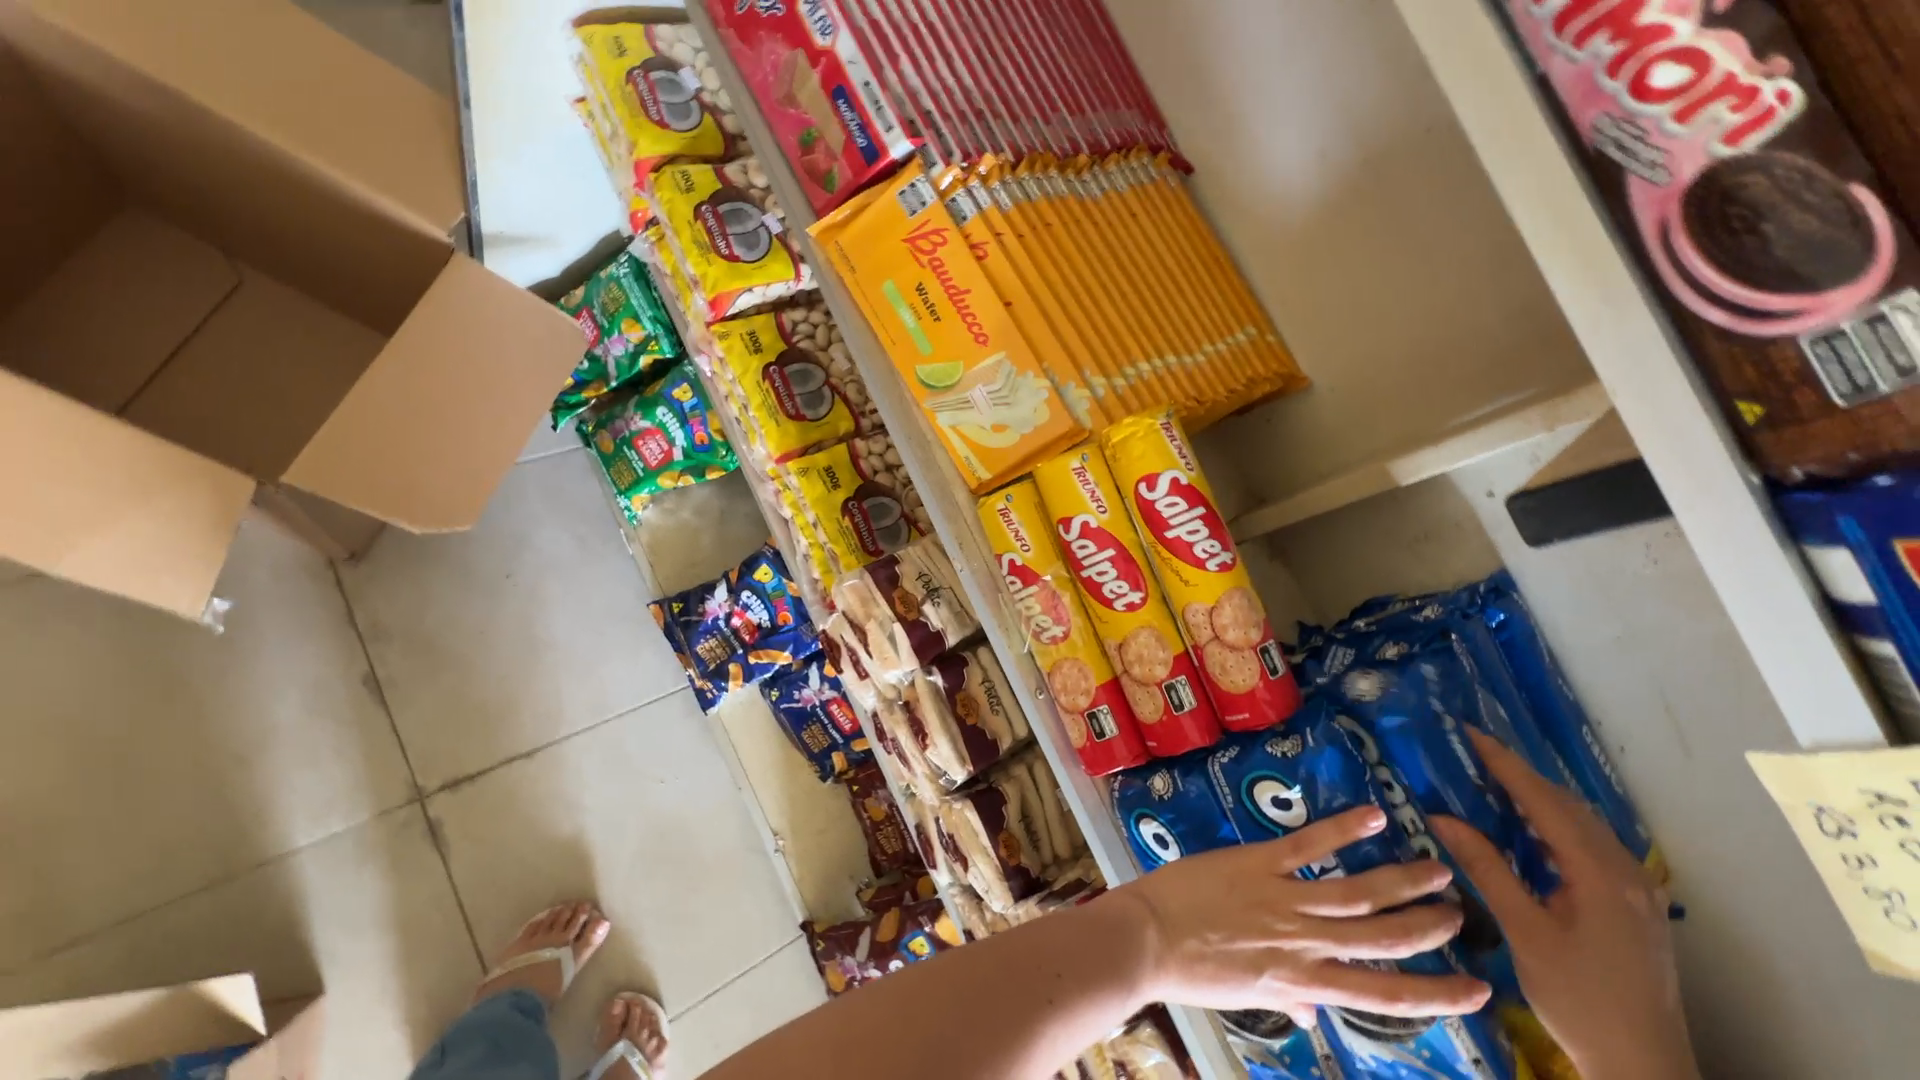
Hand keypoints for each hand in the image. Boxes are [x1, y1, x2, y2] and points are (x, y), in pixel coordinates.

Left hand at [1108, 804, 1491, 1021]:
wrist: (1143, 940)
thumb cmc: (1191, 971)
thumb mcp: (1245, 996)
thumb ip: (1288, 1001)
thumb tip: (1315, 1017)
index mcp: (1302, 981)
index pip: (1382, 994)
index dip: (1436, 995)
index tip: (1479, 990)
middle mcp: (1304, 943)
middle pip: (1382, 937)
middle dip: (1427, 927)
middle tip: (1461, 913)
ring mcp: (1283, 900)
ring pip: (1358, 892)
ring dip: (1402, 880)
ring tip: (1439, 868)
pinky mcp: (1258, 864)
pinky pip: (1308, 846)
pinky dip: (1343, 830)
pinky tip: (1374, 816)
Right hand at [1430, 729, 1699, 1079]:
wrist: (1643, 1062)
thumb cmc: (1578, 997)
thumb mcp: (1524, 932)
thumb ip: (1486, 869)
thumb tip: (1442, 818)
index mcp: (1599, 871)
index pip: (1544, 800)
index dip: (1505, 764)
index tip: (1469, 733)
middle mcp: (1625, 869)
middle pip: (1568, 806)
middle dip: (1521, 776)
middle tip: (1473, 756)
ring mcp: (1636, 888)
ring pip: (1583, 826)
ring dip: (1540, 801)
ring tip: (1494, 786)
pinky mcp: (1635, 906)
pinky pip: (1592, 848)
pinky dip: (1556, 829)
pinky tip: (1531, 836)